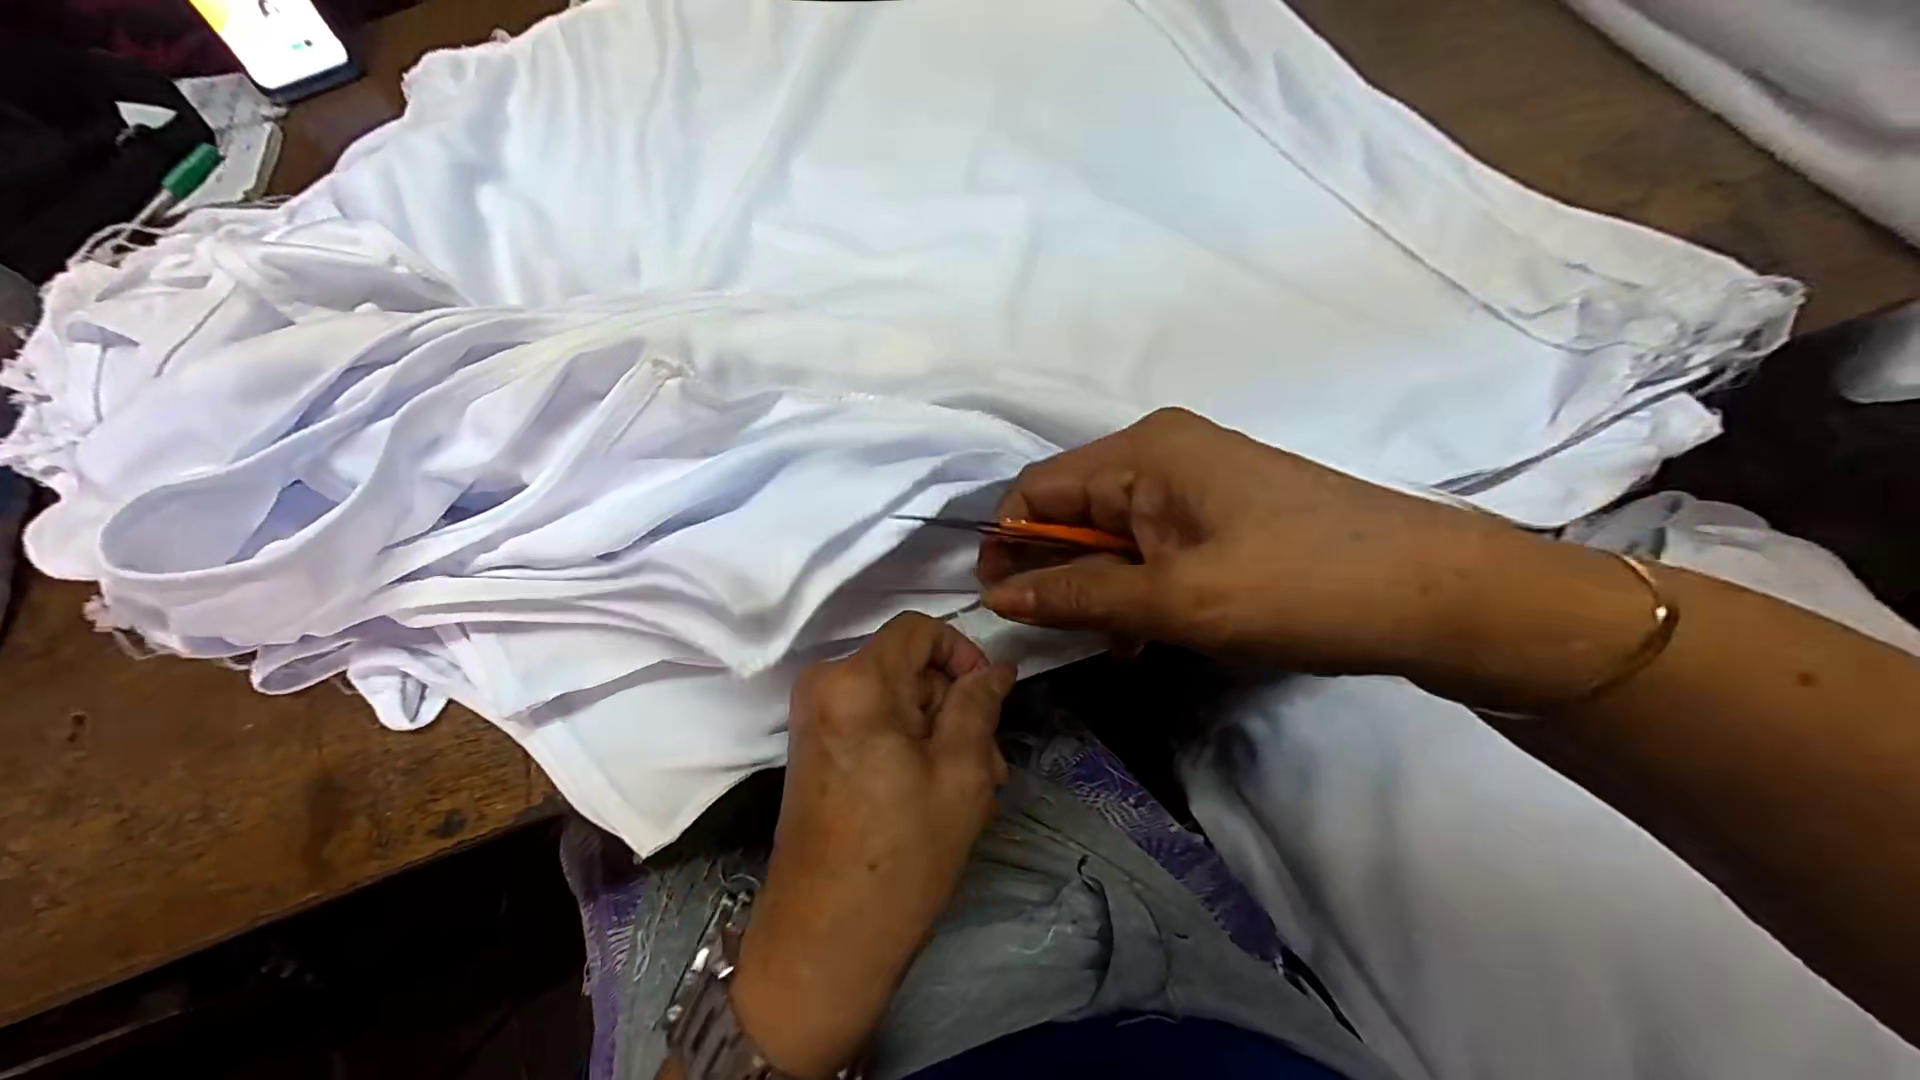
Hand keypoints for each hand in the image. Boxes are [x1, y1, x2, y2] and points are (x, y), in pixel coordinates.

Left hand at [729, 614, 1015, 1079]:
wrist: (823, 942)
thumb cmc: (901, 856)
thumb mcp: (961, 773)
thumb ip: (979, 705)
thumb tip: (997, 667)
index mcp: (856, 681)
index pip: (918, 629)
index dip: (961, 652)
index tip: (988, 697)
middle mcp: (824, 685)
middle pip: (907, 665)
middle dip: (953, 704)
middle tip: (990, 762)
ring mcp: (813, 717)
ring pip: (895, 696)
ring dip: (937, 730)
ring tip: (971, 787)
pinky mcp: (813, 746)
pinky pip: (872, 720)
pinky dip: (907, 742)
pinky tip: (934, 791)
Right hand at [976, 407, 1602, 689]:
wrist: (1439, 595)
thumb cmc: (1301, 586)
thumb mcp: (1177, 600)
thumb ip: (1078, 595)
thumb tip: (996, 595)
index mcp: (1144, 452)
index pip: (1037, 489)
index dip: (1007, 544)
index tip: (997, 603)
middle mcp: (1162, 452)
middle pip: (1071, 509)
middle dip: (1053, 570)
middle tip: (1053, 632)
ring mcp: (1195, 481)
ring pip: (1109, 533)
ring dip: (1095, 586)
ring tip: (1111, 642)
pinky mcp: (1221, 511)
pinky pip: (1149, 544)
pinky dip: (1135, 586)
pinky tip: (1146, 632)